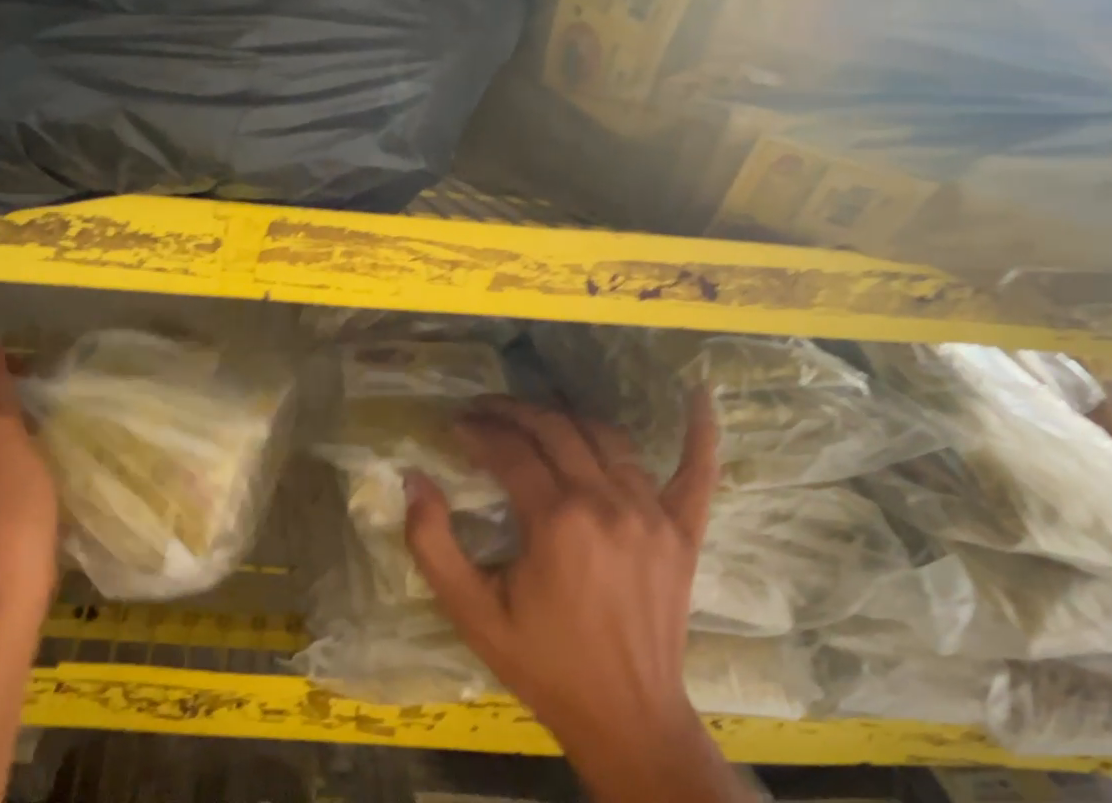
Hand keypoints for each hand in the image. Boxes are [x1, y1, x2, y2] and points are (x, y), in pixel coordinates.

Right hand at [405, 391, 721, 773]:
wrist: (626, 717)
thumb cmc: (542, 664)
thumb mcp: (470, 611)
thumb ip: (432, 541)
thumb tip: (413, 478)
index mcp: (556, 520)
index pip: (509, 450)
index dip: (476, 432)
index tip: (454, 427)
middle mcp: (607, 503)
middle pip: (555, 430)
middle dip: (512, 412)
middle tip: (482, 412)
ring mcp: (653, 513)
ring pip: (606, 438)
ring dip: (565, 418)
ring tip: (534, 418)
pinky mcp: (684, 531)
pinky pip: (697, 471)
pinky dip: (699, 431)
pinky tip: (698, 394)